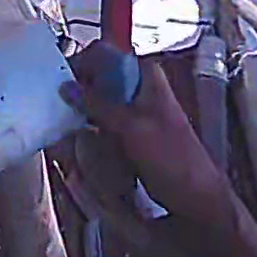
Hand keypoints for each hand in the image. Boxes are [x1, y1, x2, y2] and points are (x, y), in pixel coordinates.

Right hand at [62, 56, 230, 221]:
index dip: (80, 65)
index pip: (104, 55)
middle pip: (99, 78)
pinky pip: (104, 123)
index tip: (59, 85)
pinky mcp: (132, 132)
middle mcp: (140, 86)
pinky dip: (91, 130)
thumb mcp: (131, 128)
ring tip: (67, 128)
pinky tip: (80, 143)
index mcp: (146, 75)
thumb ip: (97, 105)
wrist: (198, 201)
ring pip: (99, 102)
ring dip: (83, 114)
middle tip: (59, 109)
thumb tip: (66, 86)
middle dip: (79, 93)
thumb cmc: (172, 159)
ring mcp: (136, 110)